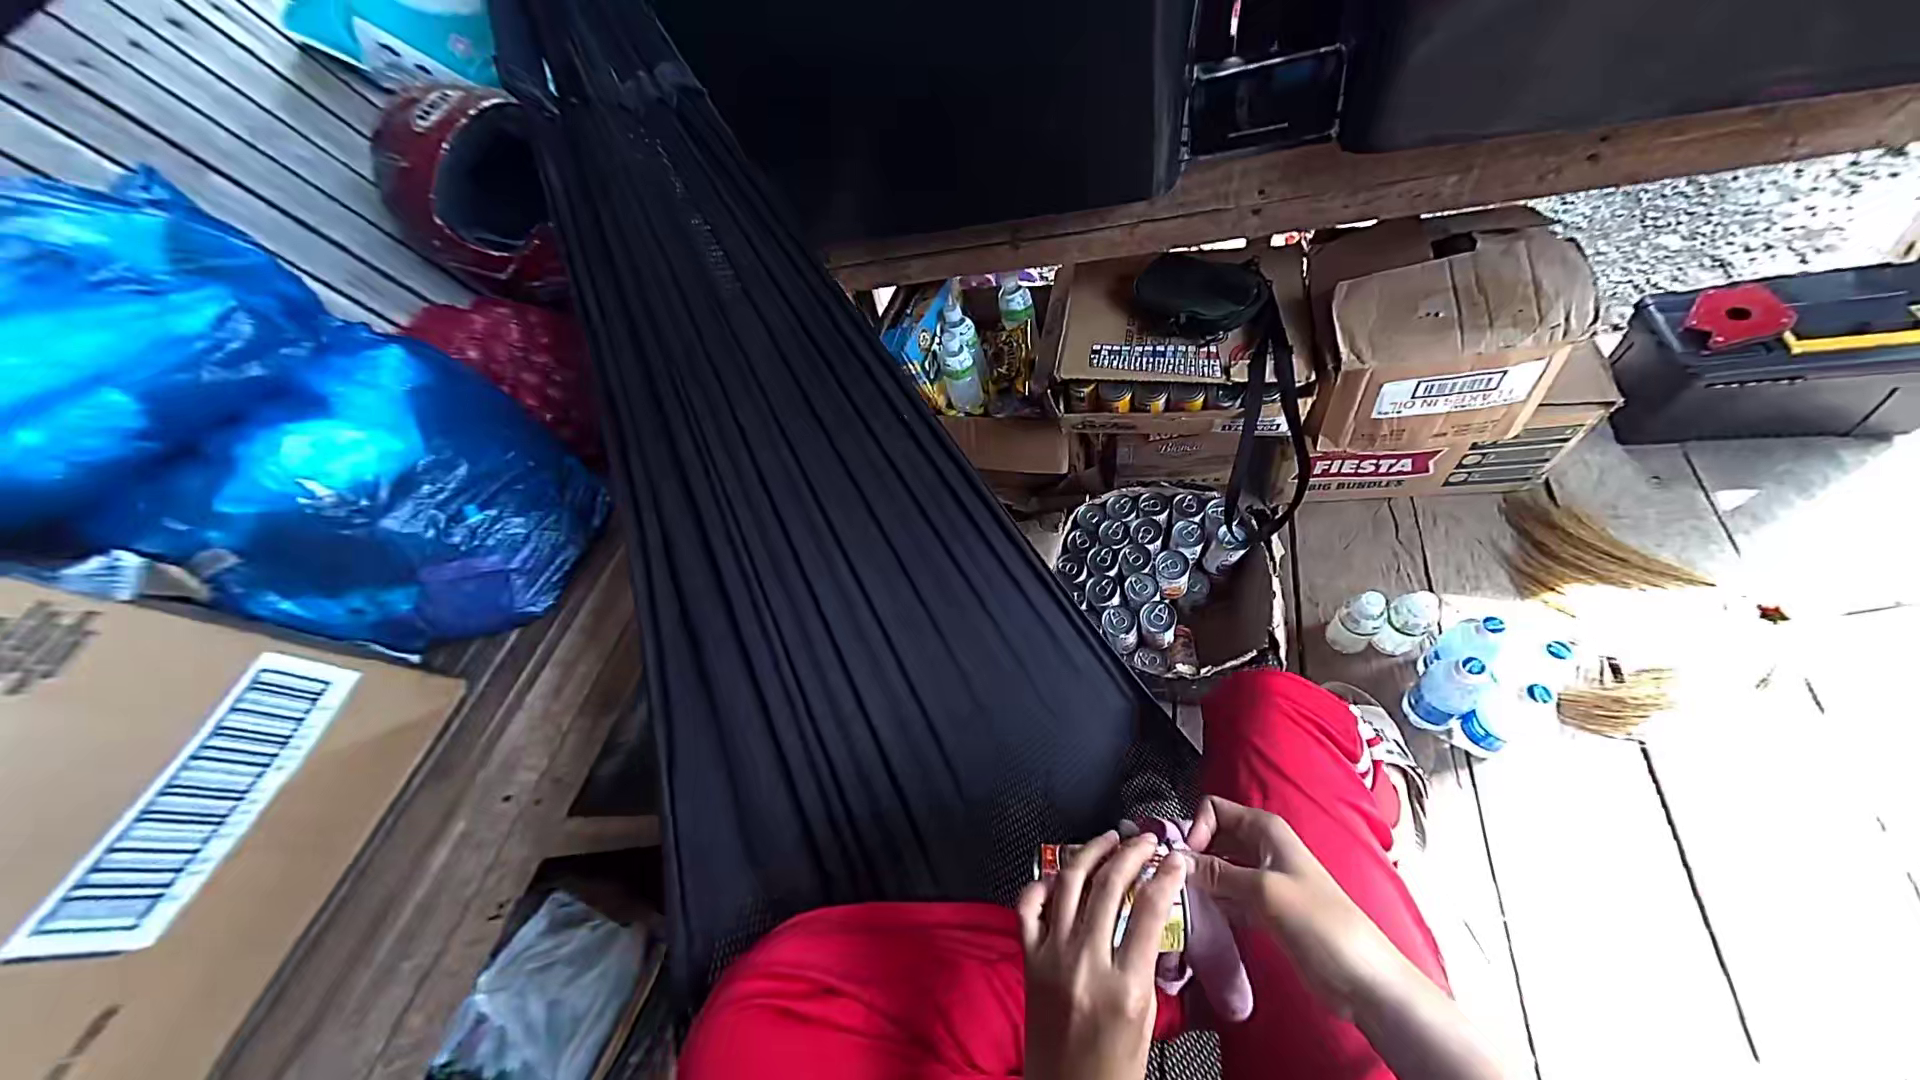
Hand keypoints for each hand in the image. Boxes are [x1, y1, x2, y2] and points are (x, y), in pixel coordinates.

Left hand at [1018, 831, 1187, 1079]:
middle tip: (1144, 840)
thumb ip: (1144, 963)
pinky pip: (1028, 906)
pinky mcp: (1028, 959)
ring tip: (1108, 839)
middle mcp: (1085, 963)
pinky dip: (1041, 884)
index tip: (1174, 859)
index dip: (1165, 875)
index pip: (1149, 910)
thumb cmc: (1113, 1069)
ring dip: (1090, 853)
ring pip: (1069, 883)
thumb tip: (1148, 916)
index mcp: (1124, 986)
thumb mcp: (1146, 1018)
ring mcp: (1051, 956)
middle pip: (1109, 886)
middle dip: (1130, 852)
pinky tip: (1058, 874)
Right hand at [1184, 797, 1507, 1079]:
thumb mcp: (1262, 890)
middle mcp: (1260, 846)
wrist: (1363, 979)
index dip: (1195, 829)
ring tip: (1183, 900)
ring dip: (1198, 879)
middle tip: (1173, 880)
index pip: (1212, 809)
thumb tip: (1175, 860)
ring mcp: (1260, 877)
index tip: (1186, 858)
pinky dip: (1210, 900)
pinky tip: (1200, 915)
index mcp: (1264, 828)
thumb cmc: (1321, 923)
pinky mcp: (1261, 906)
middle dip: (1191, 854)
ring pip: (1215, 865)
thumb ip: (1215, 872)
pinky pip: (1224, 892)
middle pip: (1210, 836)